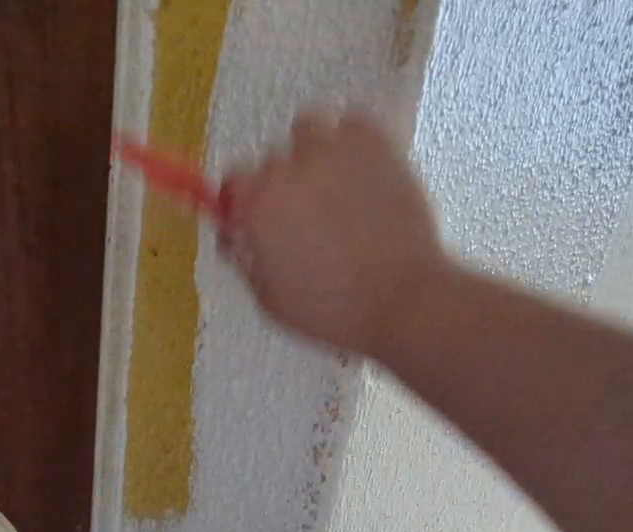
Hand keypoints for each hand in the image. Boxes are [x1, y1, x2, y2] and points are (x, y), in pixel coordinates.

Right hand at [220, 110, 452, 355]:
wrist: (399, 299)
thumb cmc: (332, 309)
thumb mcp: (269, 299)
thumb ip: (245, 260)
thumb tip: (237, 235)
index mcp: (258, 207)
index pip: (234, 181)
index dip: (243, 200)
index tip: (255, 215)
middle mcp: (289, 169)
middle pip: (272, 160)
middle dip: (282, 184)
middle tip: (302, 216)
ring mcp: (333, 150)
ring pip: (308, 128)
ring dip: (312, 151)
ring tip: (330, 186)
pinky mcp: (376, 142)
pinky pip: (353, 120)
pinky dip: (351, 139)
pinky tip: (358, 171)